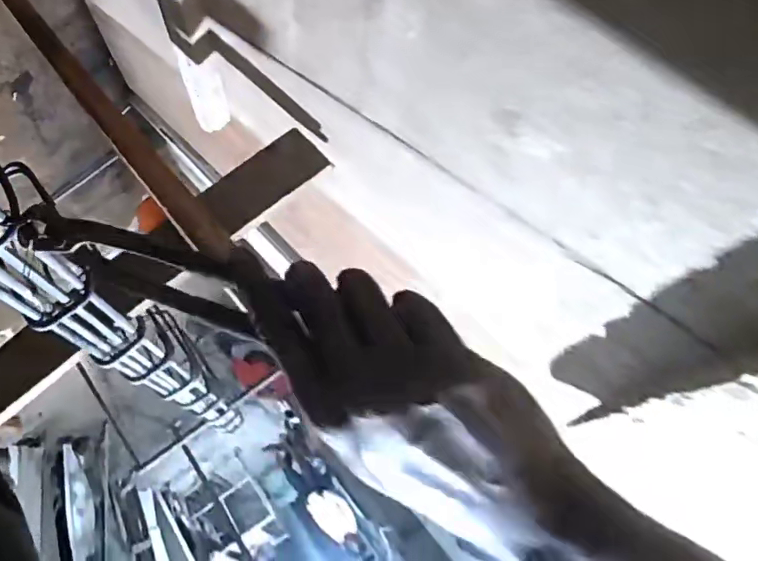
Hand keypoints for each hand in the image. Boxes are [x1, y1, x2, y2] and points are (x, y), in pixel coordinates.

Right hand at [243, 263, 593, 556]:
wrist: (518, 504)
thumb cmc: (420, 467)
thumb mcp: (353, 441)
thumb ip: (317, 380)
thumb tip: (286, 315)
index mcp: (327, 411)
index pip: (277, 329)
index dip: (256, 285)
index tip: (239, 253)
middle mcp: (357, 388)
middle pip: (314, 291)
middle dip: (312, 280)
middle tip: (318, 285)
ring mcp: (405, 371)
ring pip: (359, 286)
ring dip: (367, 301)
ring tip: (385, 330)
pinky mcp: (449, 356)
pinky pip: (409, 300)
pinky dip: (414, 316)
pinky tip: (428, 348)